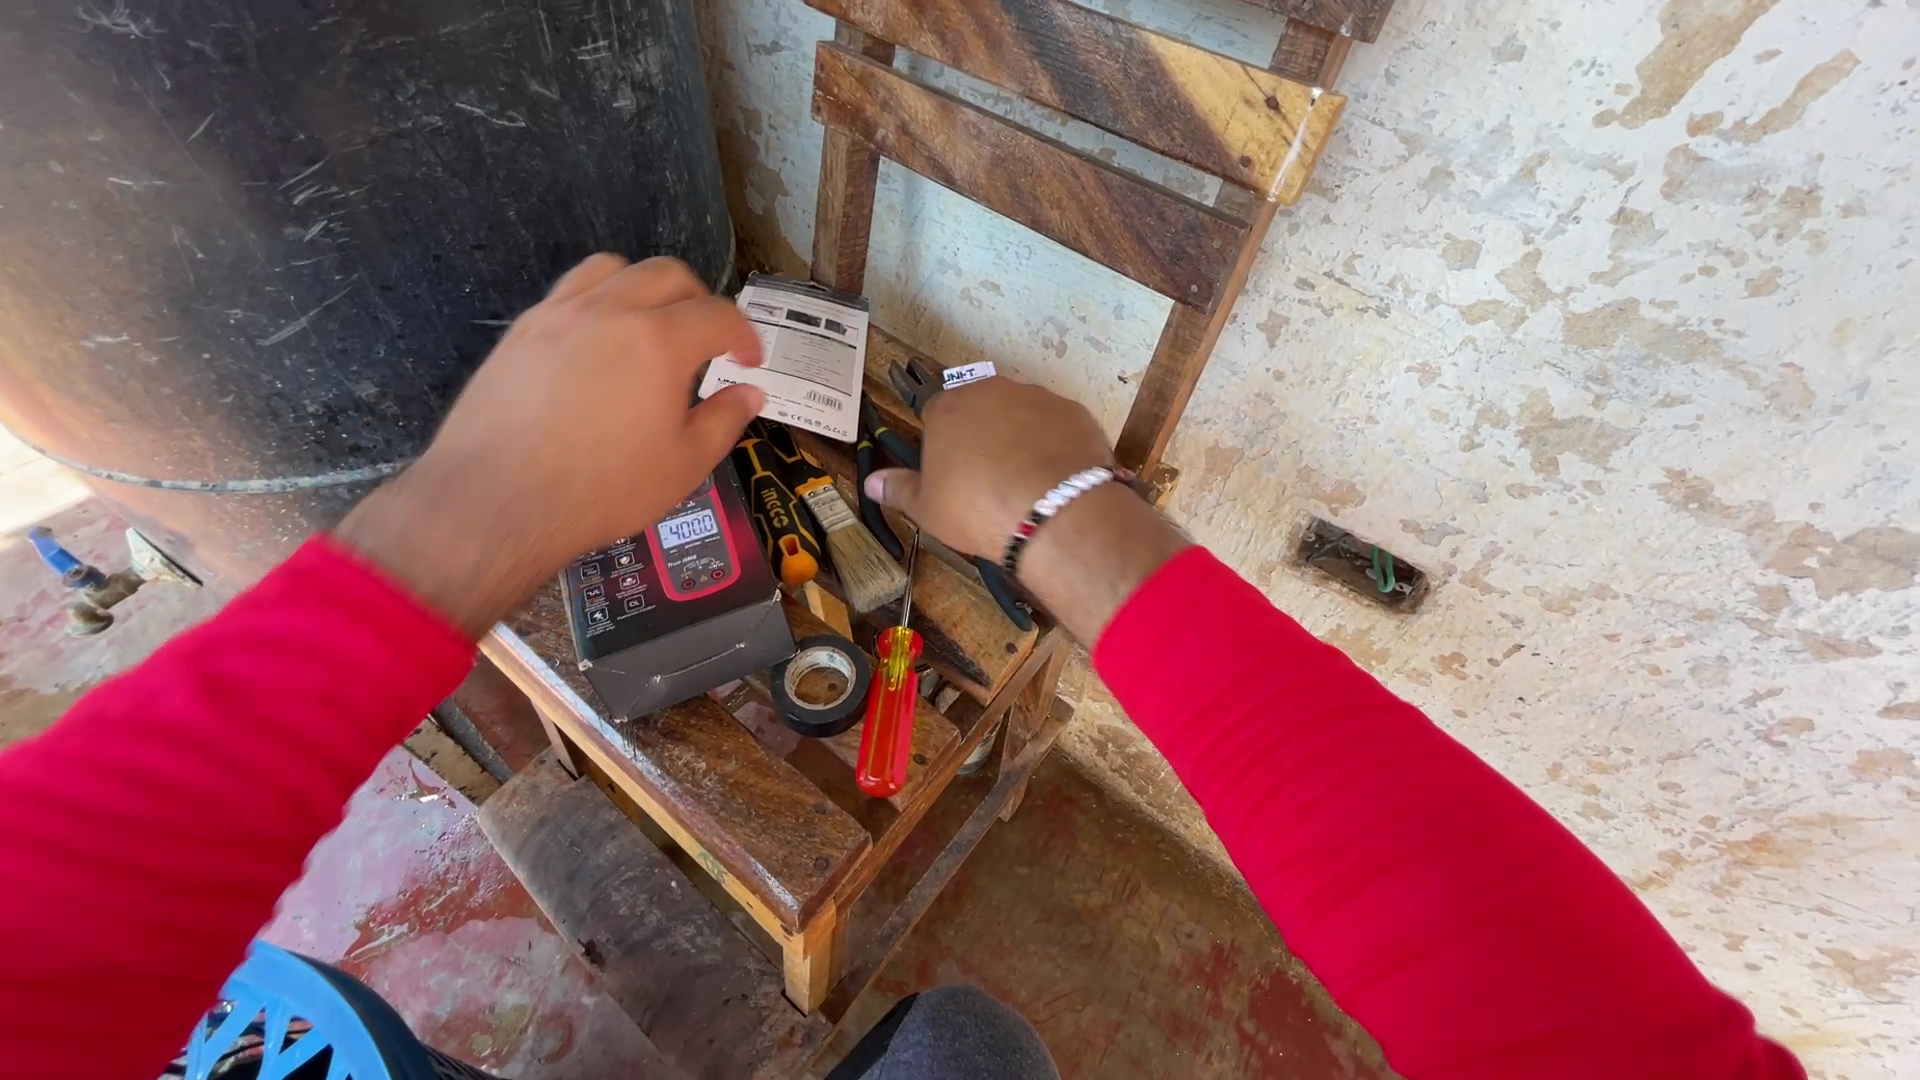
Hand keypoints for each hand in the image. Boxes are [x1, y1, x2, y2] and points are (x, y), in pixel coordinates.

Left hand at [336, 255, 763, 636]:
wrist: (499, 500)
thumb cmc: (606, 488)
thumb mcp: (686, 464)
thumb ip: (725, 420)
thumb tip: (750, 393)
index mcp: (660, 342)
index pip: (719, 315)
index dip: (745, 336)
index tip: (750, 362)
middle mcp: (610, 311)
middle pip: (669, 275)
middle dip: (702, 301)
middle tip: (709, 342)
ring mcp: (560, 314)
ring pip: (614, 269)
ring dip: (647, 288)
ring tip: (654, 327)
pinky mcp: (523, 330)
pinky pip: (571, 290)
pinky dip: (601, 301)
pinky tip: (601, 343)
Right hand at [862, 377, 1187, 641]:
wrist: (1052, 511)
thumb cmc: (976, 508)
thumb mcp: (927, 508)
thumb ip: (899, 490)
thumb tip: (870, 482)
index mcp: (948, 407)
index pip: (936, 411)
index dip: (942, 441)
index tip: (951, 470)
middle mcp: (992, 390)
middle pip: (982, 407)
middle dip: (983, 435)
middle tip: (988, 478)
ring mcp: (1038, 396)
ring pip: (1023, 414)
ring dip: (1021, 438)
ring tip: (1027, 482)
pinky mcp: (1075, 412)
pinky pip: (1058, 427)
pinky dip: (1055, 447)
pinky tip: (1057, 479)